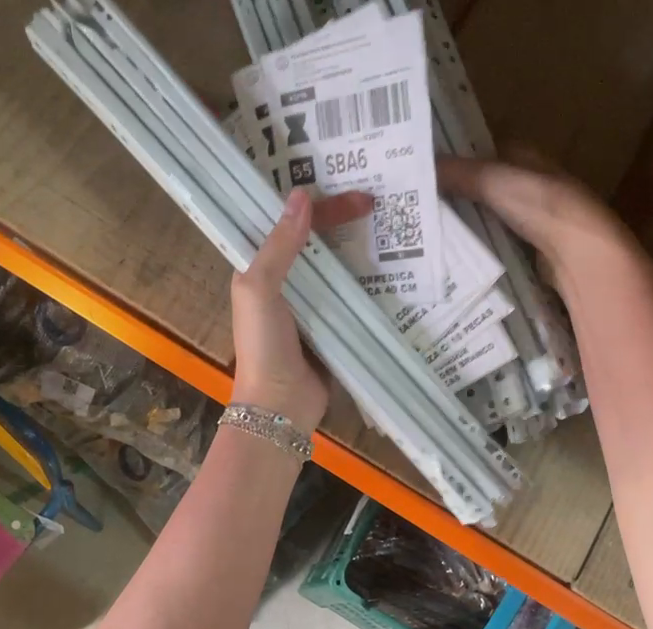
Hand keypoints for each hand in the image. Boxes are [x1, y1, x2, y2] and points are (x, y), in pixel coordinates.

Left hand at [229, 187, 371, 432]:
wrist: (280, 407)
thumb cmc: (262, 347)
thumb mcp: (259, 289)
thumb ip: (279, 246)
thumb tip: (302, 196)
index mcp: (260, 272)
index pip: (288, 225)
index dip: (317, 206)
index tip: (352, 197)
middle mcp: (286, 286)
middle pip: (316, 243)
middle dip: (344, 222)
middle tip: (377, 203)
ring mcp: (313, 309)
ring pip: (337, 269)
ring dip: (361, 250)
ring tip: (390, 227)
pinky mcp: (335, 330)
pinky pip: (353, 300)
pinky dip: (370, 285)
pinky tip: (393, 268)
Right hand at [439, 155, 643, 292]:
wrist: (578, 251)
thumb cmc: (539, 205)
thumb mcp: (492, 181)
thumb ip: (457, 174)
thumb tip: (419, 166)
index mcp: (525, 156)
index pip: (481, 154)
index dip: (454, 163)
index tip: (423, 177)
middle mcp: (530, 183)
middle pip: (483, 189)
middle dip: (456, 199)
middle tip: (418, 212)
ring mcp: (533, 218)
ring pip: (488, 219)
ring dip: (465, 227)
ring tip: (429, 237)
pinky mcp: (531, 249)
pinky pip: (496, 245)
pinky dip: (479, 249)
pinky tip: (457, 258)